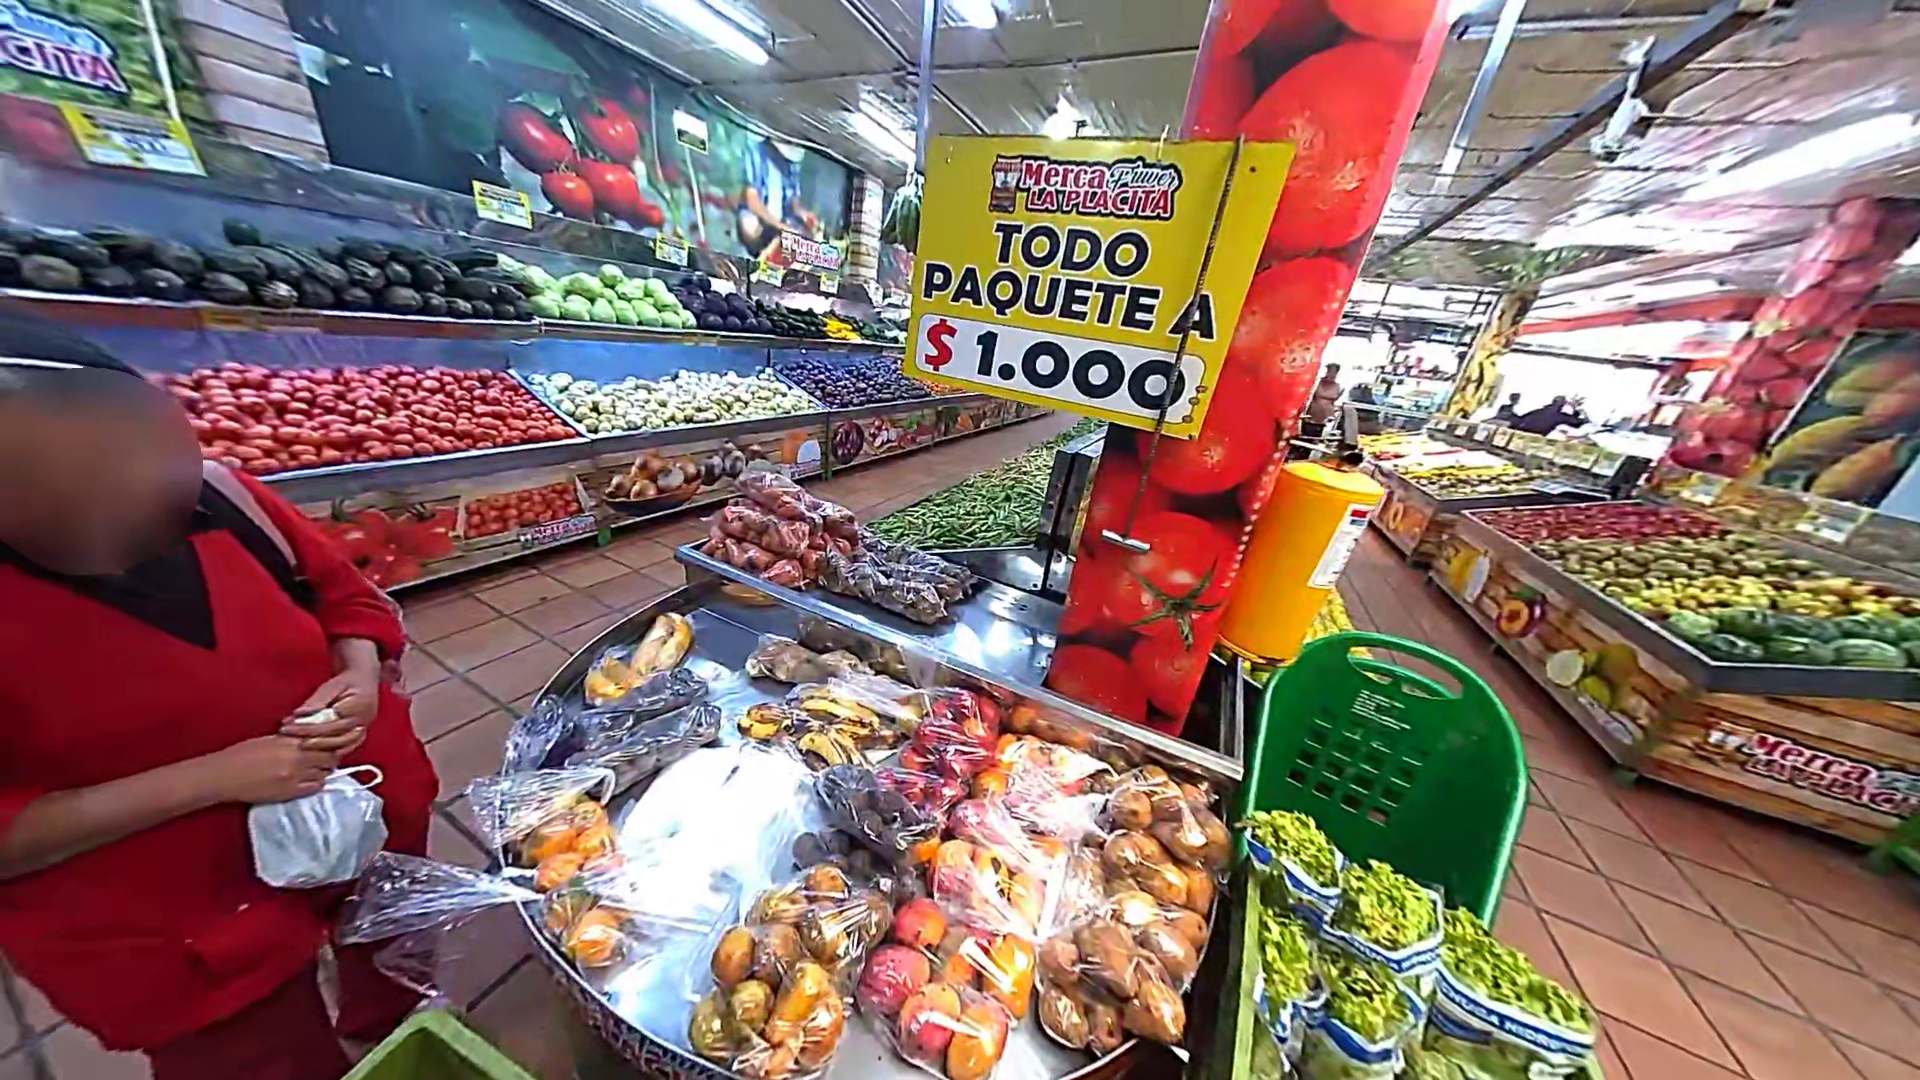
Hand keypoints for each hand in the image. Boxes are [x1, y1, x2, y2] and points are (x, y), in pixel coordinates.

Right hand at [200, 736, 337, 804]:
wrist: (217, 777)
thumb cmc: (240, 755)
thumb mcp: (273, 740)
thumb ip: (297, 739)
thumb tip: (317, 739)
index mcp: (295, 743)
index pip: (330, 743)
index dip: (331, 746)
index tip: (329, 748)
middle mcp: (299, 758)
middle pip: (331, 759)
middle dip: (329, 760)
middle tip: (321, 761)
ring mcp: (295, 776)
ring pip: (325, 773)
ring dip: (321, 772)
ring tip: (311, 772)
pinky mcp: (288, 792)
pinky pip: (315, 787)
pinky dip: (315, 784)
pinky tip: (306, 782)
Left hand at [282, 667, 378, 752]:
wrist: (365, 677)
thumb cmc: (346, 680)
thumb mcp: (332, 685)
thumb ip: (318, 700)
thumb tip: (299, 714)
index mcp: (360, 706)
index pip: (331, 723)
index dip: (306, 727)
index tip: (285, 727)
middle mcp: (366, 718)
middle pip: (338, 735)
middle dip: (312, 738)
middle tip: (287, 737)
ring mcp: (366, 725)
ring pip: (346, 742)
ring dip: (322, 746)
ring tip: (300, 745)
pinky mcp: (363, 729)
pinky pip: (351, 743)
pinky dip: (336, 749)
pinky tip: (318, 750)